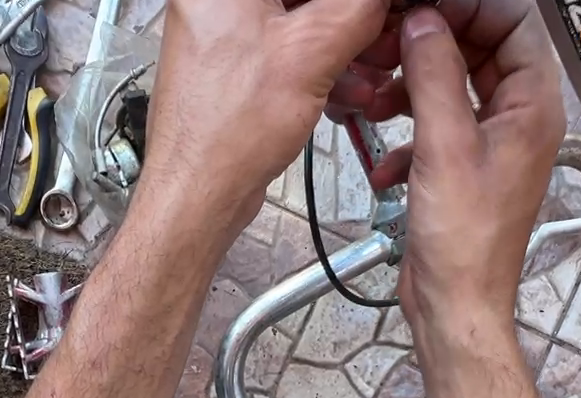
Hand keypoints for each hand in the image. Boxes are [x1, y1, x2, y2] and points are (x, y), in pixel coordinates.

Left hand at [141, 0, 388, 235]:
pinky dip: (319, 71)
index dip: (351, 1)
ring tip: (375, 72)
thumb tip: (380, 1)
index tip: (378, 12)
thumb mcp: (309, 54)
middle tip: (383, 39)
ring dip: (344, 48)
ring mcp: (223, 37)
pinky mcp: (234, 74)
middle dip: (351, 19)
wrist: (197, 196)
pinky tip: (350, 94)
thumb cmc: (227, 132)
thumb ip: (355, 10)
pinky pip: (285, 57)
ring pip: (297, 25)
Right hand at [341, 0, 565, 323]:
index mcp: (531, 106)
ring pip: (450, 93)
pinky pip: (434, 136)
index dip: (466, 8)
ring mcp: (489, 150)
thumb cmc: (463, 241)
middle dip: (429, 47)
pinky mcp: (461, 176)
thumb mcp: (445, 147)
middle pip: (477, 52)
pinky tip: (385, 167)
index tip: (417, 10)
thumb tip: (422, 21)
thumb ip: (434, 75)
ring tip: (374, 103)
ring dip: (409, 92)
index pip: (512, 21)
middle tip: (385, 46)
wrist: (455, 308)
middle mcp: (516, 122)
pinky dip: (406, 143)